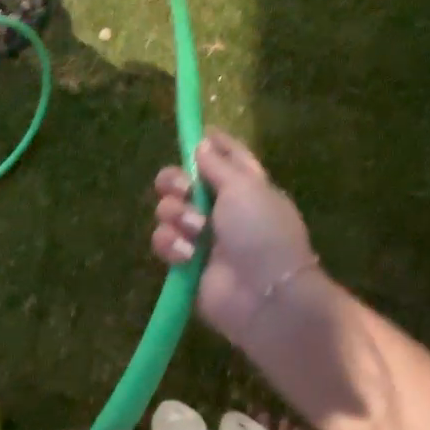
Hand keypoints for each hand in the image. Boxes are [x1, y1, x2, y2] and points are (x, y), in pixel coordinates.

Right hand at [151, 129, 320, 348]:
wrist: (265, 295)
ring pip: (168, 210)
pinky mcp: (185, 263)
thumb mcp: (244, 187)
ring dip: (176, 215)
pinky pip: (164, 241)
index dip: (211, 144)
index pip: (227, 157)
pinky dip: (172, 244)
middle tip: (184, 190)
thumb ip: (218, 164)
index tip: (195, 133)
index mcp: (245, 187)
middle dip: (175, 182)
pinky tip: (187, 255)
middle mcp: (222, 209)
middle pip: (183, 182)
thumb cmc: (262, 233)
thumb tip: (201, 144)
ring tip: (195, 230)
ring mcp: (202, 237)